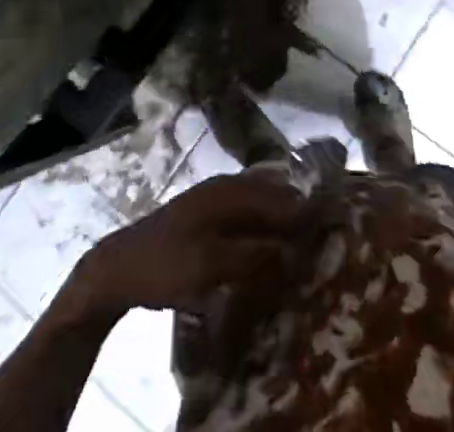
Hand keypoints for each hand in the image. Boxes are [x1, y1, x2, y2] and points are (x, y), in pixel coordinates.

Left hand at [62, 173, 305, 318]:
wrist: (117, 267)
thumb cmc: (162, 265)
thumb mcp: (208, 266)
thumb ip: (251, 256)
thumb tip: (291, 251)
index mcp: (227, 193)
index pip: (279, 197)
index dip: (308, 211)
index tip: (336, 225)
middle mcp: (224, 187)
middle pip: (273, 193)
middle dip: (299, 209)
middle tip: (328, 232)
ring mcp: (214, 197)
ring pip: (260, 200)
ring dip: (282, 216)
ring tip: (307, 238)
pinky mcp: (207, 213)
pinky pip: (248, 211)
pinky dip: (265, 222)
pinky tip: (273, 242)